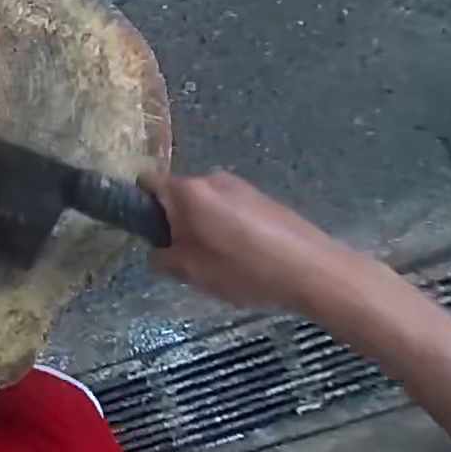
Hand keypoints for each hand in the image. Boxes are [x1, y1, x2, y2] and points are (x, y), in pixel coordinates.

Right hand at [139, 169, 338, 313]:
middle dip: (176, 219)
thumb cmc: (241, 269)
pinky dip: (229, 226)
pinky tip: (245, 256)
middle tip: (185, 254)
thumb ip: (162, 258)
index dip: (140, 203)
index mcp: (186, 191)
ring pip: (206, 202)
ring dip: (204, 224)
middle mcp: (210, 179)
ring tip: (220, 260)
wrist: (310, 270)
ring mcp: (240, 185)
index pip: (147, 180)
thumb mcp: (190, 272)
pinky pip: (231, 208)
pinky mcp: (263, 197)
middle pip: (179, 193)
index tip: (147, 230)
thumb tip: (158, 252)